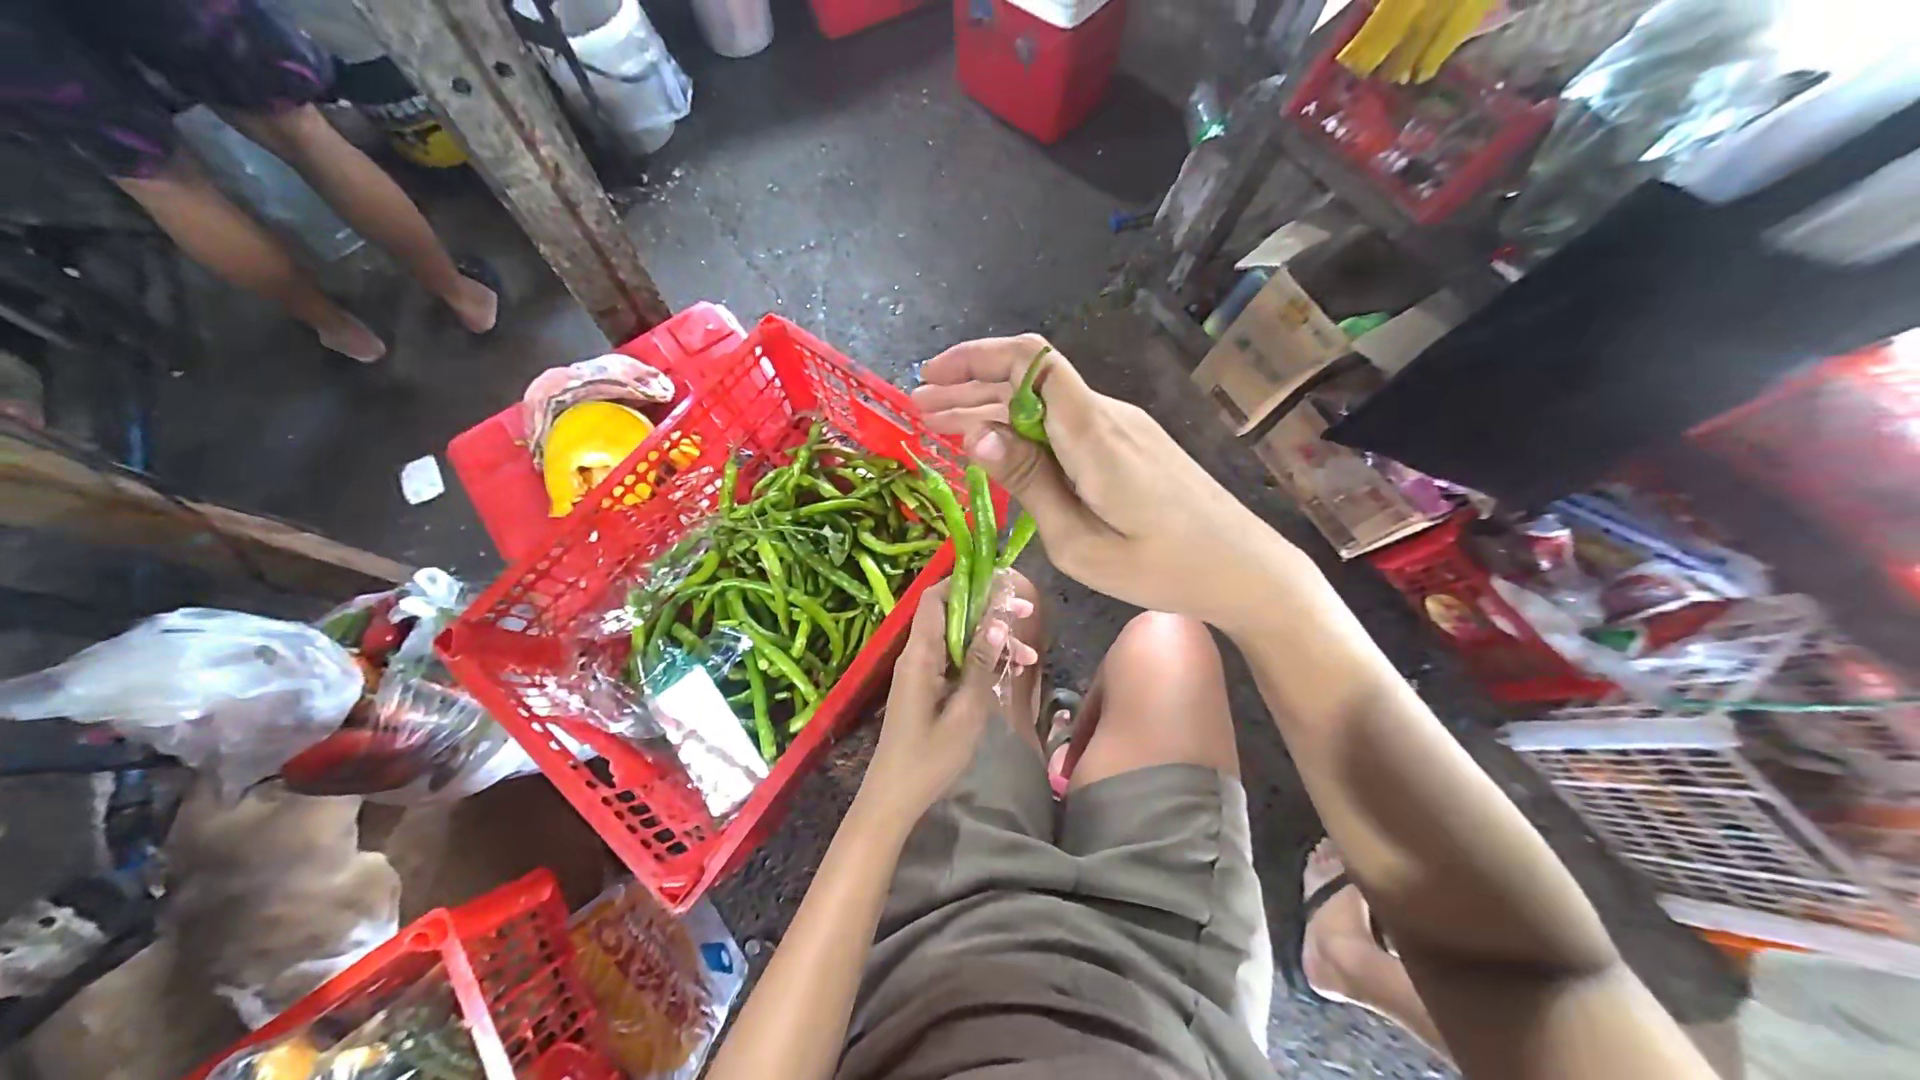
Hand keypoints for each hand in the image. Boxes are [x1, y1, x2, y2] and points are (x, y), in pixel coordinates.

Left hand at [857, 577, 1036, 821]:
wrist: (894, 797)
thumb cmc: (929, 758)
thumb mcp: (965, 712)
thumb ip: (981, 665)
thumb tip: (998, 621)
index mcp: (919, 655)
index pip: (936, 598)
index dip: (966, 583)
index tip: (1002, 581)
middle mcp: (917, 655)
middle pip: (951, 615)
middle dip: (989, 610)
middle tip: (1027, 613)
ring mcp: (921, 671)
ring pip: (957, 639)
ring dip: (990, 639)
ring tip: (1029, 654)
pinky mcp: (927, 687)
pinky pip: (954, 660)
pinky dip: (981, 660)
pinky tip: (1012, 670)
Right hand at [912, 334, 1308, 630]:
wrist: (1246, 570)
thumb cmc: (1163, 569)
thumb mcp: (1080, 542)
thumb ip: (1029, 482)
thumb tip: (975, 436)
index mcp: (1092, 433)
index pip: (1029, 362)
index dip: (975, 358)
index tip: (931, 379)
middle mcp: (1107, 415)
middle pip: (1029, 381)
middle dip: (969, 391)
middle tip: (921, 414)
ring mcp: (1123, 427)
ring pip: (1045, 404)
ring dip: (994, 414)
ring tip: (945, 432)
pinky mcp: (1131, 444)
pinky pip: (1067, 425)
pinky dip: (1026, 431)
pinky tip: (1000, 452)